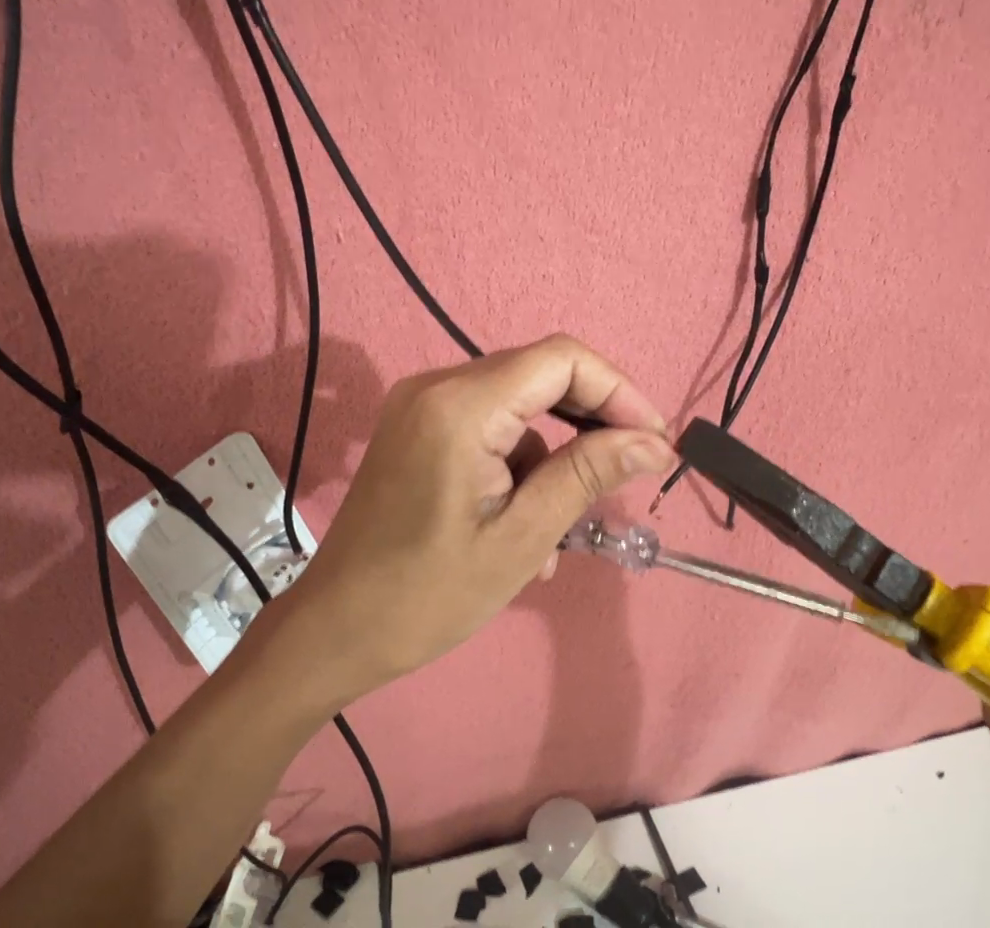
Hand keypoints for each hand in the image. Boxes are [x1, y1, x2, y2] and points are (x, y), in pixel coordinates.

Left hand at [267, 334, 673, 691]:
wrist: (336, 630)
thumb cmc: (430, 594)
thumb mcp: (522, 536)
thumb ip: (588, 474)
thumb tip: (653, 443)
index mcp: (461, 405)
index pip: (563, 360)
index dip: (619, 391)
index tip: (652, 442)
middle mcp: (437, 386)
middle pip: (541, 375)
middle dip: (592, 423)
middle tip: (626, 476)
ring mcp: (421, 407)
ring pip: (519, 406)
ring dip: (555, 457)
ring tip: (563, 530)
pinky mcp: (417, 431)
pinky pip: (489, 428)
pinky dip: (520, 466)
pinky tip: (524, 527)